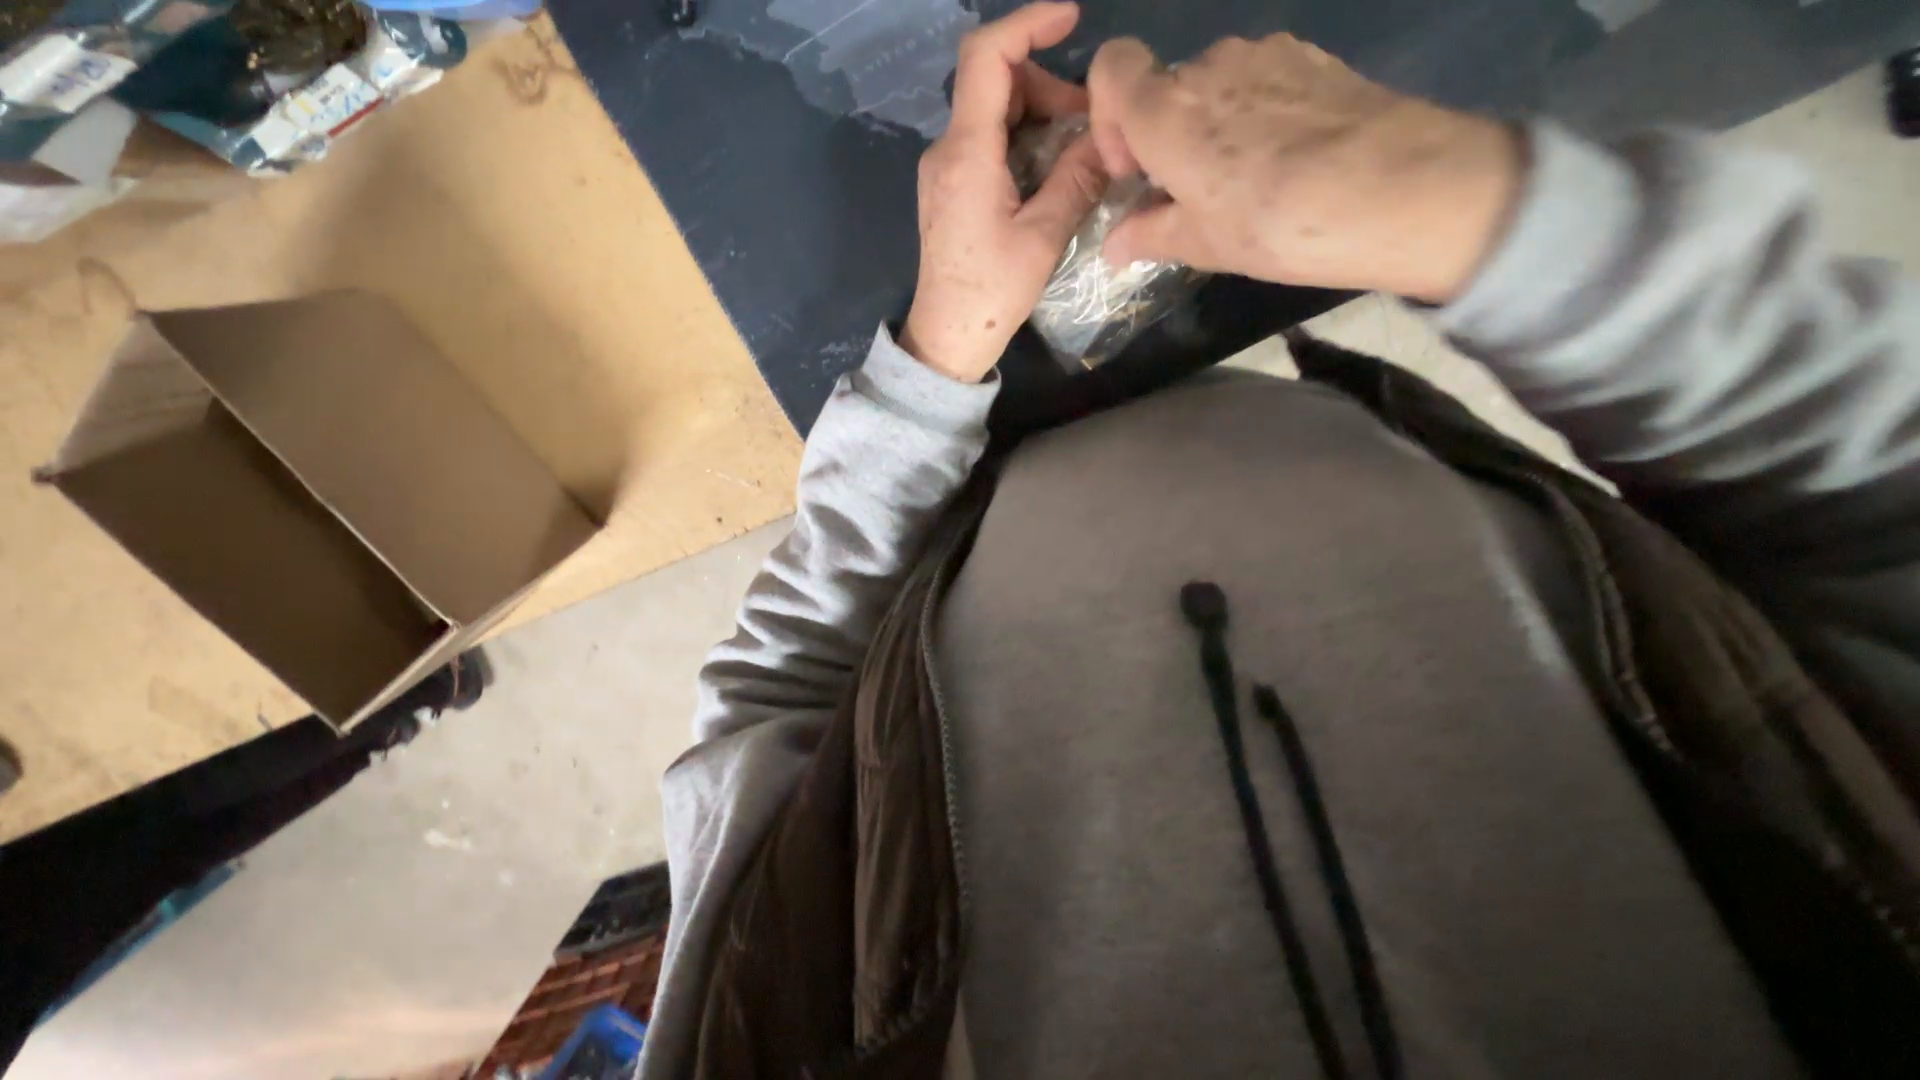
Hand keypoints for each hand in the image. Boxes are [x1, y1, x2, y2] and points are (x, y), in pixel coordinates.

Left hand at [900, 2, 1107, 382]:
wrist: (947, 337)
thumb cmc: (991, 293)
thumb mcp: (1043, 236)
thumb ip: (1076, 178)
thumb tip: (1109, 136)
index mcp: (967, 153)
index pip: (986, 58)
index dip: (1027, 24)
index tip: (1071, 19)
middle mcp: (948, 150)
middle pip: (994, 82)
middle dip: (1047, 85)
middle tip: (1091, 122)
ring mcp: (945, 168)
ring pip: (993, 111)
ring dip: (1038, 114)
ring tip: (1080, 148)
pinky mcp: (951, 187)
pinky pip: (987, 140)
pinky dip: (1023, 138)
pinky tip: (1053, 166)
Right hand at [1086, 34, 1523, 303]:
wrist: (1399, 189)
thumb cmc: (1276, 224)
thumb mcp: (1202, 245)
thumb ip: (1149, 234)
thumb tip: (1115, 244)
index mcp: (1165, 110)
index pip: (1112, 67)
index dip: (1110, 115)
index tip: (1134, 168)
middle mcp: (1208, 66)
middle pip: (1168, 86)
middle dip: (1169, 134)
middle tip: (1194, 192)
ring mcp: (1266, 54)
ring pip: (1219, 85)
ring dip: (1216, 125)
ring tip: (1249, 180)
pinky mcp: (1314, 58)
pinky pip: (1263, 81)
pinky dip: (1259, 114)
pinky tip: (1290, 159)